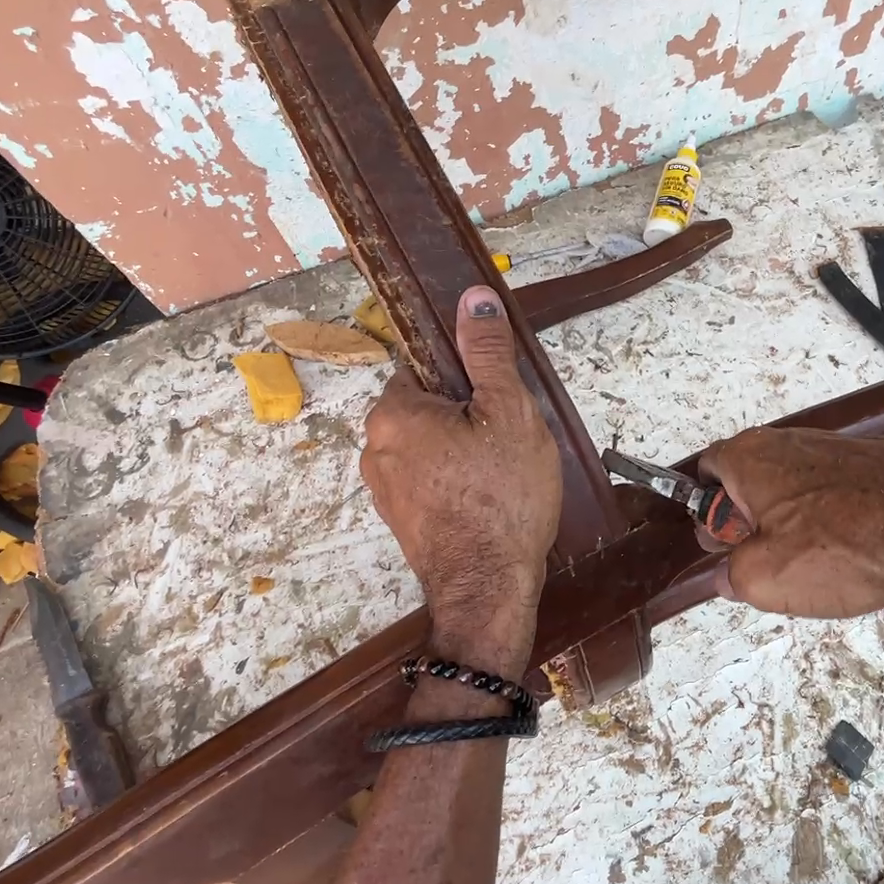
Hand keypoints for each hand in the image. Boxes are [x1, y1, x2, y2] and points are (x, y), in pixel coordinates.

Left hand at [360, 285, 561, 669]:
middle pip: (429, 408)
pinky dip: (455, 482)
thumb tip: (472, 297)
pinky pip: (430, 480)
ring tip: (503, 474)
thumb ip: (487, 352)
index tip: (496, 403)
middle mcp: (375, 448)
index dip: (467, 380)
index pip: (425, 368)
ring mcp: (384, 490)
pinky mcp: (400, 520)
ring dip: (463, 451)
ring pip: (432, 446)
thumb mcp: (508, 411)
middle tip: (508, 441)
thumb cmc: (502, 494)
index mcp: (393, 413)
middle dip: (467, 417)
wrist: (489, 586)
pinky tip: (488, 499)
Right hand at [698, 428, 883, 616]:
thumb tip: (728, 573)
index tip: (727, 546)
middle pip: (752, 479)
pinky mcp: (875, 456)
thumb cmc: (838, 550)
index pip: (706, 470)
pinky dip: (840, 513)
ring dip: (798, 519)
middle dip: (754, 519)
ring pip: (797, 484)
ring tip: (824, 560)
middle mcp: (787, 439)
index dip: (708, 512)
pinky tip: (860, 546)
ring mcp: (835, 443)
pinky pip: (839, 487)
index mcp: (749, 457)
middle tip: (774, 560)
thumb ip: (730, 574)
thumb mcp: (762, 581)